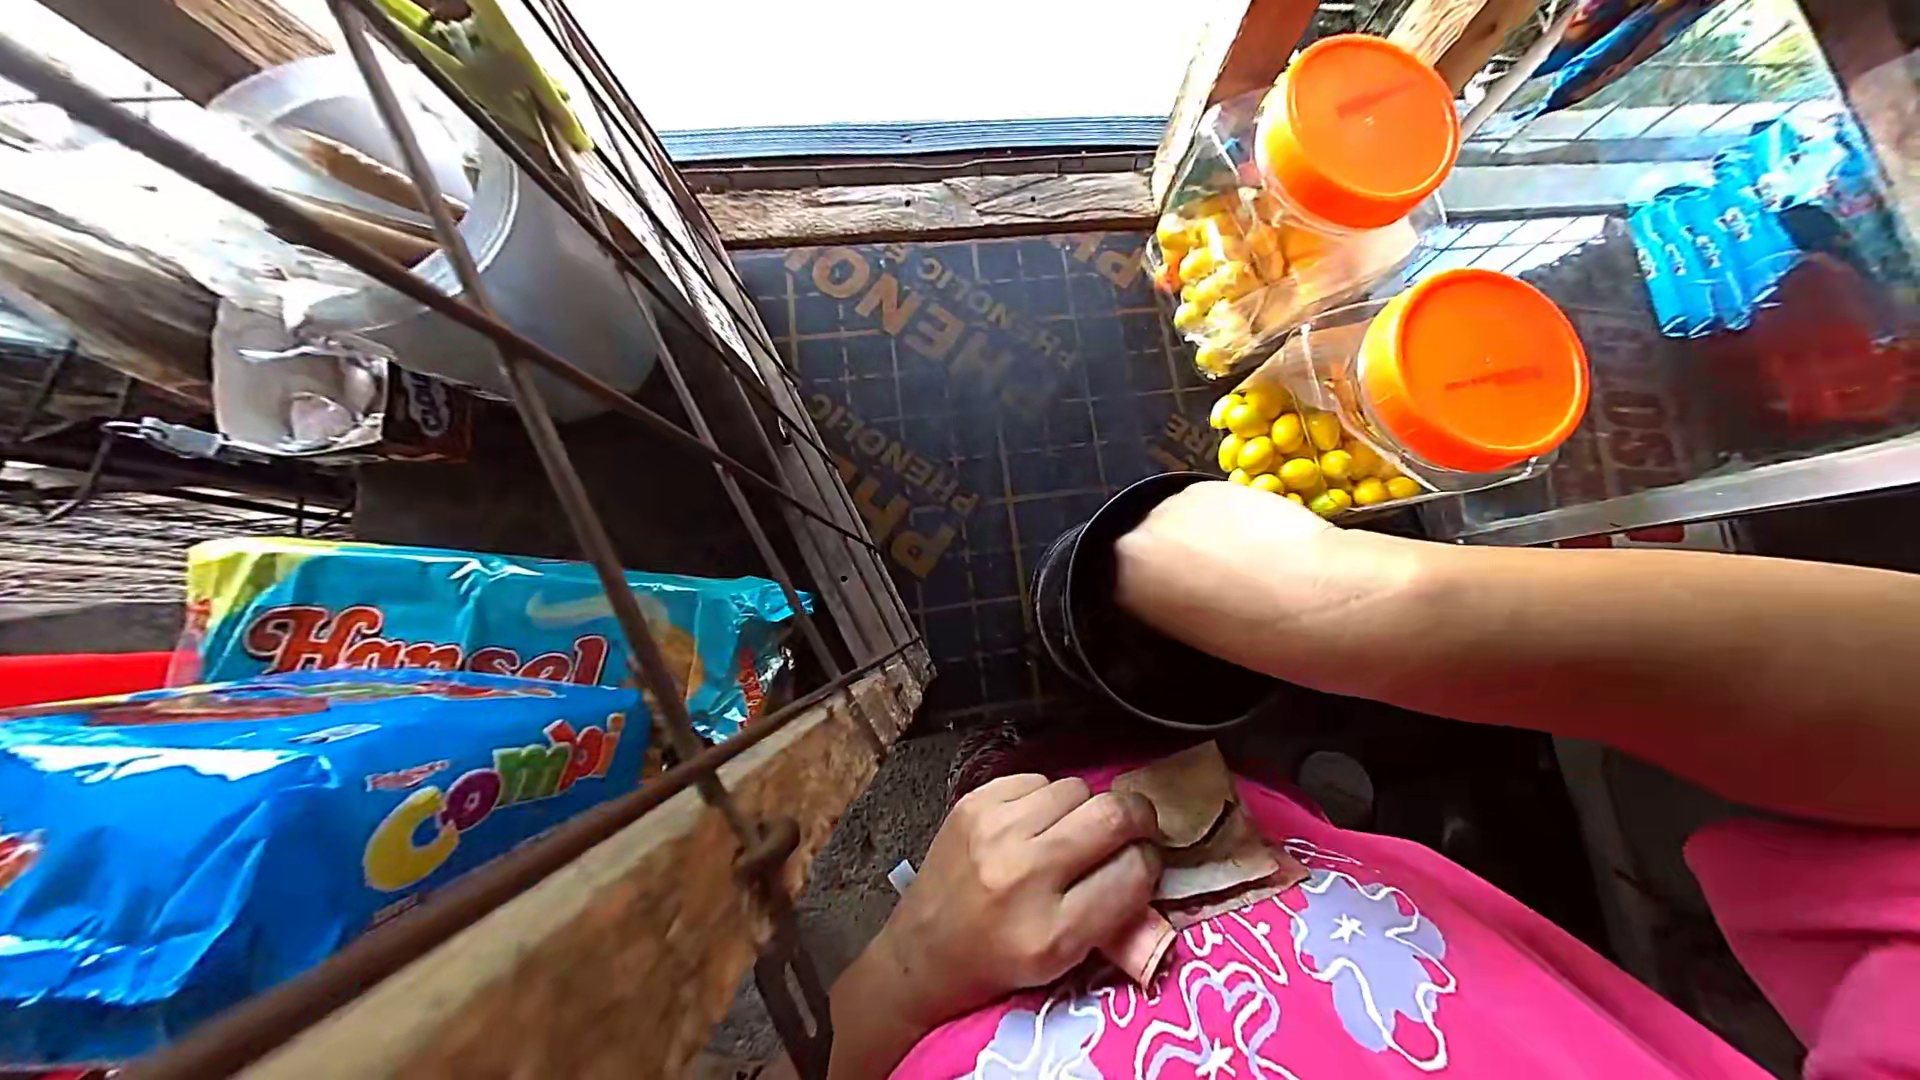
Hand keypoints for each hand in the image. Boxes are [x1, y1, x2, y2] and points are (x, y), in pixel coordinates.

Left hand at [853, 775, 1159, 1032]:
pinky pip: (1036, 778)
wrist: (923, 948)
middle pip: (1109, 815)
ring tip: (1072, 829)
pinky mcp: (973, 802)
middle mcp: (1022, 873)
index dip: (1149, 862)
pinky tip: (1034, 820)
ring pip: (1074, 788)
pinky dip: (1045, 796)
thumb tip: (1156, 865)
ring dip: (1085, 807)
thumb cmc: (999, 960)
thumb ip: (1120, 920)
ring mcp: (993, 829)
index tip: (1143, 861)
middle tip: (1134, 825)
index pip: (1133, 874)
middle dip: (1136, 816)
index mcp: (1051, 932)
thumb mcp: (1064, 962)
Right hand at [1113, 481, 1433, 694]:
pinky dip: (1227, 514)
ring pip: (1177, 517)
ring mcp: (1170, 509)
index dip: (1157, 583)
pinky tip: (1257, 534)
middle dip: (1174, 551)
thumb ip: (1171, 604)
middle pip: (1147, 540)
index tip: (1181, 593)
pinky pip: (1208, 501)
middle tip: (1213, 572)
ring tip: (1241, 553)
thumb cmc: (1260, 637)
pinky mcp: (1208, 486)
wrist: (1315, 599)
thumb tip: (1181, 588)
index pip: (1126, 577)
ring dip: (1199, 529)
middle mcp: (1136, 541)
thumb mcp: (1195, 634)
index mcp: (1125, 587)